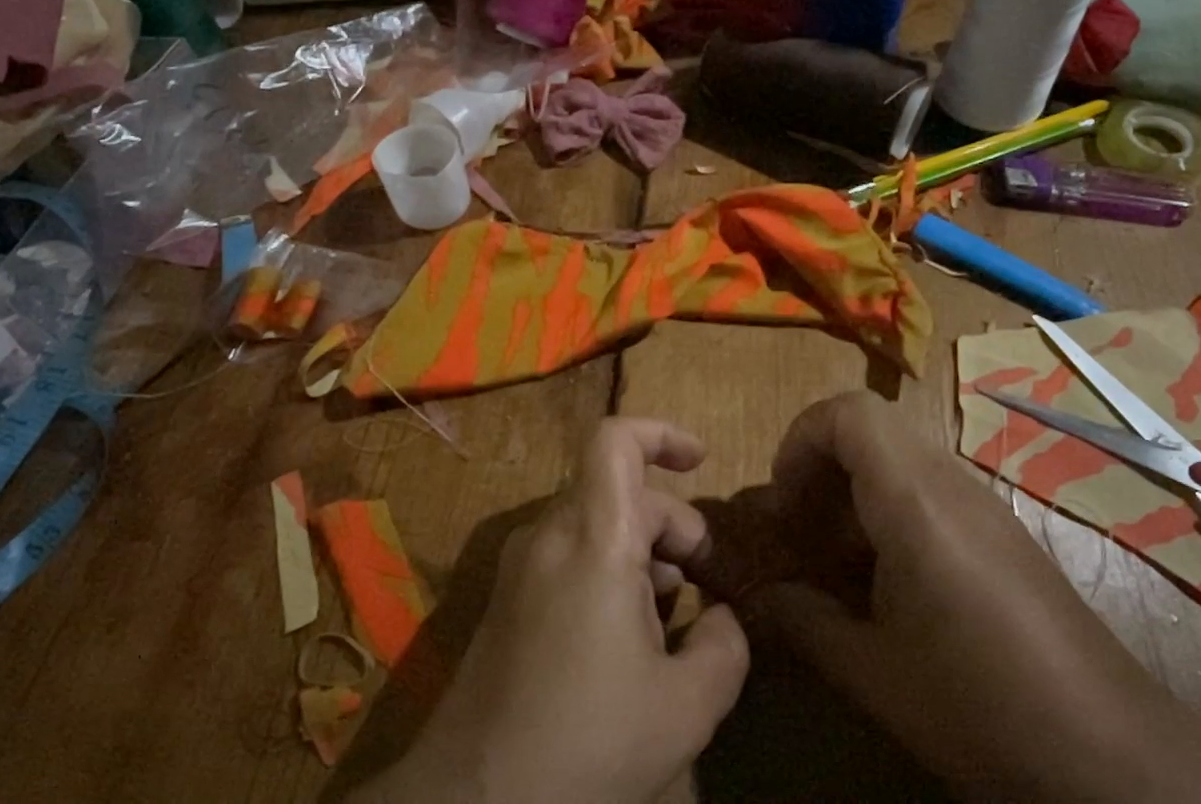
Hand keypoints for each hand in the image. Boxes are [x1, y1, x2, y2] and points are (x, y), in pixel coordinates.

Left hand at [360, 418, 749, 803]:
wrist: (476, 798)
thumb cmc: (590, 742)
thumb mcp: (686, 706)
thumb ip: (724, 646)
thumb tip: (720, 616)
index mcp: (593, 542)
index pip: (614, 442)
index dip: (660, 434)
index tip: (700, 461)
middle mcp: (547, 538)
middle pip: (613, 489)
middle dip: (668, 519)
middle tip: (700, 578)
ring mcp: (518, 569)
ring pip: (589, 524)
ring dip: (639, 549)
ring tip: (668, 611)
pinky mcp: (504, 601)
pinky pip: (563, 556)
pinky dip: (604, 570)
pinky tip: (624, 636)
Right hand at [747, 392, 1200, 802]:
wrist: (1116, 759)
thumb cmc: (981, 706)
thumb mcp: (872, 672)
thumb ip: (804, 620)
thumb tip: (762, 597)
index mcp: (918, 503)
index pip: (850, 412)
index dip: (800, 440)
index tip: (782, 502)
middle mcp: (954, 488)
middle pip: (873, 431)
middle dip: (821, 470)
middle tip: (799, 533)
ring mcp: (987, 511)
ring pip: (902, 462)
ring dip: (855, 497)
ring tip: (835, 565)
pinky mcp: (1006, 539)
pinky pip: (932, 495)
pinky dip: (891, 518)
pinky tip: (887, 589)